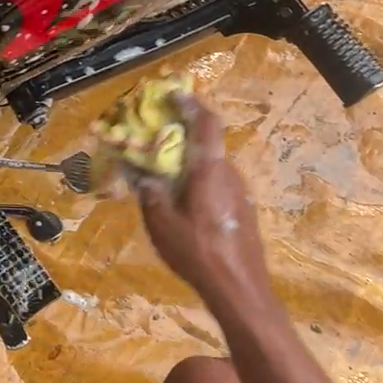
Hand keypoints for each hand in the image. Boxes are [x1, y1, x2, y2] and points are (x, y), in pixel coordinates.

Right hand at [137, 96, 274, 314]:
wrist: (240, 288)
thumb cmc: (197, 251)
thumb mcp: (161, 222)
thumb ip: (150, 191)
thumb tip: (139, 170)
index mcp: (209, 170)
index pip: (206, 124)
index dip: (191, 105)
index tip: (174, 95)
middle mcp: (229, 174)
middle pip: (207, 144)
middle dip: (181, 136)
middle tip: (154, 139)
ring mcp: (240, 192)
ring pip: (211, 165)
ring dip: (188, 162)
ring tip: (161, 173)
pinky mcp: (243, 209)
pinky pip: (216, 183)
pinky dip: (197, 180)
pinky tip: (180, 200)